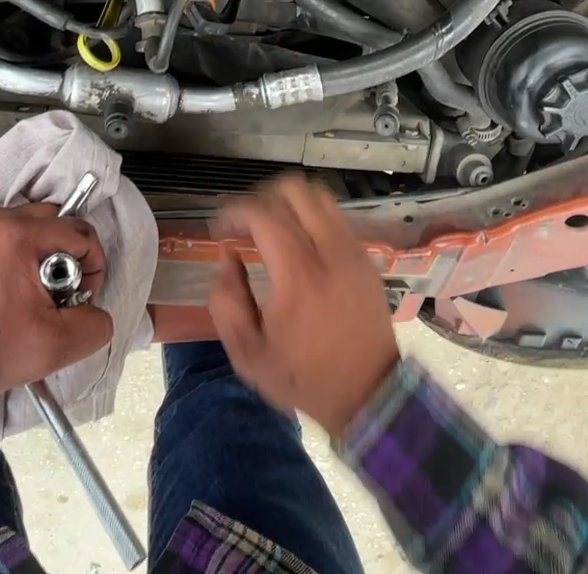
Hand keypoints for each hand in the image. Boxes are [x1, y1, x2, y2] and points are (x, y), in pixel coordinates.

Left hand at [0, 203, 113, 392]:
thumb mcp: (56, 346)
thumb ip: (94, 324)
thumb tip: (95, 312)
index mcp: (21, 235)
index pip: (81, 235)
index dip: (92, 268)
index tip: (79, 300)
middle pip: (55, 222)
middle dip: (66, 257)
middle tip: (55, 296)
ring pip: (28, 227)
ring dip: (40, 255)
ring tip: (28, 295)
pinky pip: (0, 237)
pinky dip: (12, 257)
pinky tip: (5, 292)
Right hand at [208, 175, 398, 436]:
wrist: (369, 395)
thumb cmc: (304, 379)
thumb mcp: (248, 355)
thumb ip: (226, 302)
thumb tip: (227, 257)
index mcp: (297, 277)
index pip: (263, 216)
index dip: (234, 211)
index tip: (219, 227)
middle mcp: (329, 254)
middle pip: (295, 192)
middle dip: (261, 197)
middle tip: (244, 221)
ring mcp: (353, 252)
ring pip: (319, 197)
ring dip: (288, 202)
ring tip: (270, 225)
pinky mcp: (366, 258)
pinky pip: (335, 217)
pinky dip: (311, 216)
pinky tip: (297, 240)